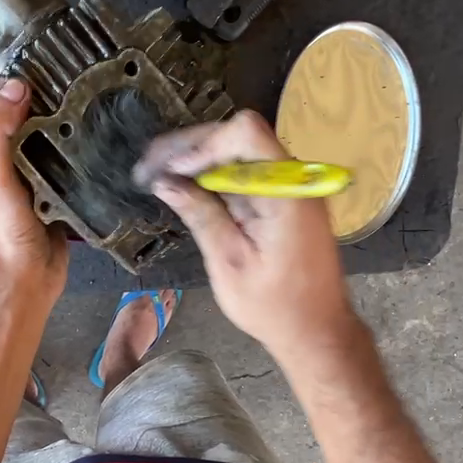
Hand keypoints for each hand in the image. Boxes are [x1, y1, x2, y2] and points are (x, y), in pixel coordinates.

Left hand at [0, 78, 68, 307]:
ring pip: (46, 144)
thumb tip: (14, 89)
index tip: (46, 69)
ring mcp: (27, 183)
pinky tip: (94, 148)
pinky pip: (64, 171)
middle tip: (77, 84)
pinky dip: (76, 158)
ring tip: (90, 108)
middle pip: (23, 121)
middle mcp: (0, 166)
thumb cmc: (2, 237)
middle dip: (45, 103)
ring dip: (64, 129)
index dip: (15, 84)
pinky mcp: (50, 200)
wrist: (23, 284)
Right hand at [134, 110, 359, 364]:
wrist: (315, 328)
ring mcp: (289, 187)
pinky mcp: (282, 198)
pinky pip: (245, 173)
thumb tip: (165, 182)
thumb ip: (202, 216)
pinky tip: (182, 187)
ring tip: (155, 176)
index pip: (244, 134)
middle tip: (146, 169)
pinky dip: (213, 177)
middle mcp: (292, 178)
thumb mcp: (230, 263)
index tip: (171, 171)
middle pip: (237, 137)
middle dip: (189, 150)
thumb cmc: (274, 306)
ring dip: (196, 161)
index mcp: (285, 191)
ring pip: (238, 152)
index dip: (202, 145)